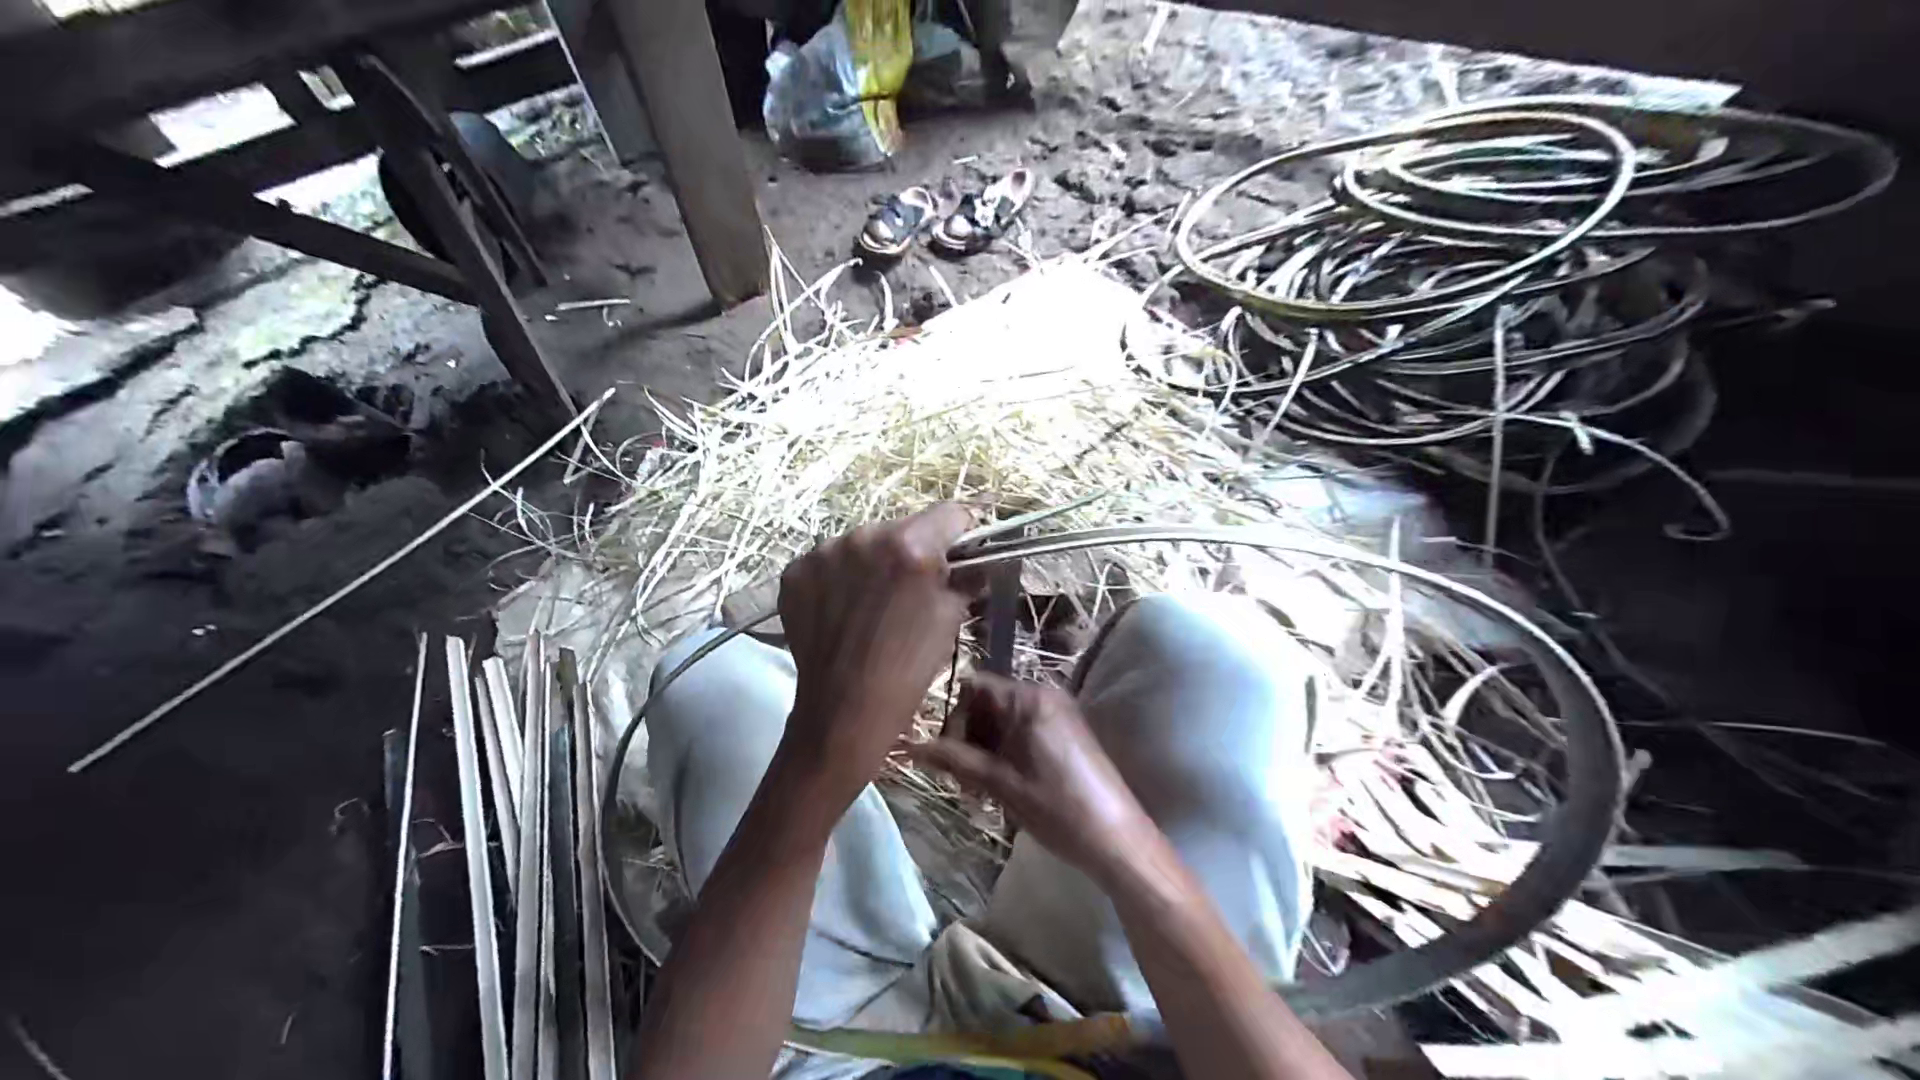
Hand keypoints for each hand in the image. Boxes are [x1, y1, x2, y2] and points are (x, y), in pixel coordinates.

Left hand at [776, 503, 975, 797]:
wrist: (843, 708)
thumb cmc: (908, 667)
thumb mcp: (950, 619)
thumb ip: (966, 578)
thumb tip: (979, 560)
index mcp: (910, 546)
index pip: (950, 514)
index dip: (961, 534)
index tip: (958, 554)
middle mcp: (865, 536)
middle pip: (902, 528)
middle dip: (911, 550)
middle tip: (910, 589)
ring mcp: (824, 552)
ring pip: (863, 543)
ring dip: (872, 562)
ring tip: (870, 604)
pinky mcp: (796, 571)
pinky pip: (828, 562)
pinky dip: (838, 579)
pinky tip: (841, 610)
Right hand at [911, 673, 1156, 883]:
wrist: (1117, 839)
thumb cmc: (1057, 808)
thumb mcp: (1000, 784)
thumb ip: (955, 759)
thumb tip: (911, 745)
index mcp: (1028, 698)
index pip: (974, 688)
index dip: (953, 717)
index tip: (944, 752)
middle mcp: (1044, 694)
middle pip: (988, 702)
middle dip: (968, 736)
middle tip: (962, 779)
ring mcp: (1059, 712)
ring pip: (1004, 719)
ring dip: (986, 747)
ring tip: (980, 789)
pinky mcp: (1067, 731)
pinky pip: (1024, 728)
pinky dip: (1007, 750)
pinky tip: (1003, 784)